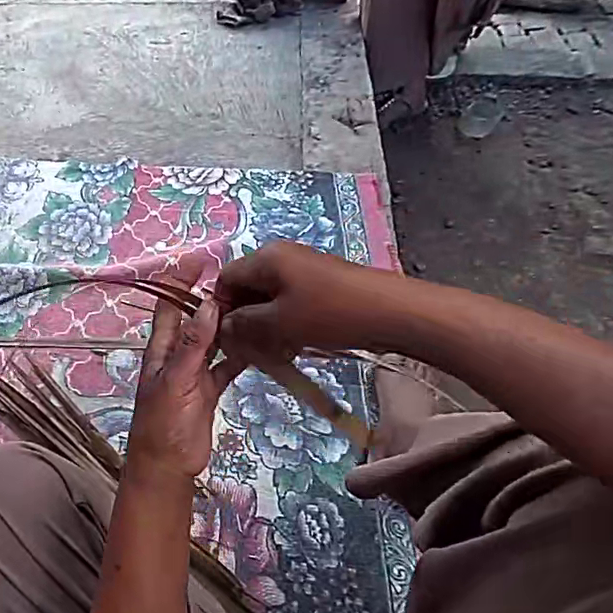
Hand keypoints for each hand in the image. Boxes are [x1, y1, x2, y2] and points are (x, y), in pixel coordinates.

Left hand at [125, 263, 248, 480]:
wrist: (166, 466)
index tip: (201, 259)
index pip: (170, 305)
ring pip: (213, 341)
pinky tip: (261, 344)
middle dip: (212, 299)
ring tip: (253, 306)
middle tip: (241, 282)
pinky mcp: (208, 390)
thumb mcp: (176, 380)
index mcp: (162, 348)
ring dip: (229, 325)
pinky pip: (226, 366)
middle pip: (195, 319)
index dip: (180, 280)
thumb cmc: (162, 422)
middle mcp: (177, 355)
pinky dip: (240, 354)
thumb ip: (194, 345)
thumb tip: (210, 304)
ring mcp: (193, 372)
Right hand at [215, 242, 405, 356]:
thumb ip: (244, 325)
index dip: (219, 308)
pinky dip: (285, 326)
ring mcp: (303, 271)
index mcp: (266, 258)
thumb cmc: (331, 313)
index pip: (224, 279)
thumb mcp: (279, 323)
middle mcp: (281, 258)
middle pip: (246, 289)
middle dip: (243, 320)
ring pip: (268, 301)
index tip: (223, 338)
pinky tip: (294, 348)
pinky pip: (290, 305)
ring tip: (273, 354)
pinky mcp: (321, 286)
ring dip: (265, 327)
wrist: (393, 312)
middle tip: (247, 351)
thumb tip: (222, 327)